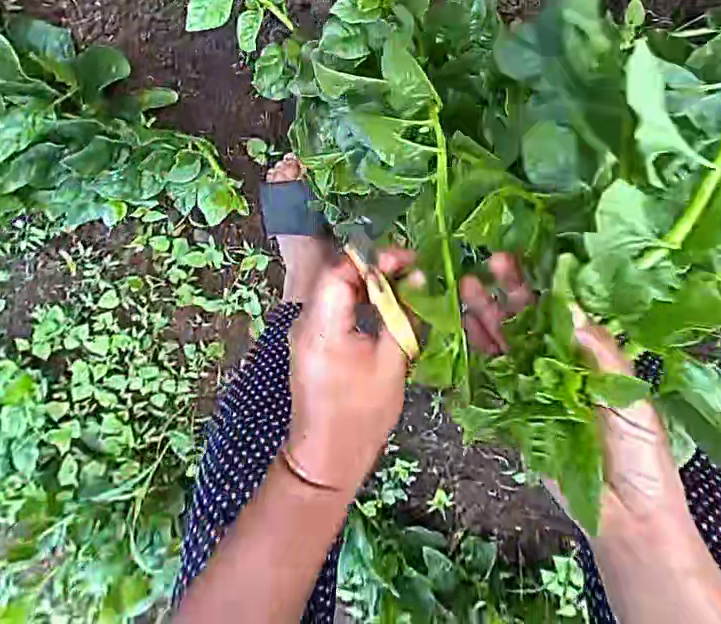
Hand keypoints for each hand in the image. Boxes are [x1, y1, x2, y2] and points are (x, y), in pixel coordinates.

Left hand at [284, 259, 407, 493]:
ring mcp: (304, 331)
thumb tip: (416, 277)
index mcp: (323, 329)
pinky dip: (359, 297)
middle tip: (410, 267)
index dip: (373, 259)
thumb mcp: (391, 363)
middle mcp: (306, 323)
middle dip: (374, 266)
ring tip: (403, 280)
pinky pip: (334, 305)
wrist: (326, 460)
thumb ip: (402, 315)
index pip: (339, 272)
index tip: (405, 259)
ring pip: (335, 287)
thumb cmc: (362, 416)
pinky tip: (384, 302)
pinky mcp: (310, 340)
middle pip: (337, 276)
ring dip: (368, 280)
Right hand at [379, 250, 689, 537]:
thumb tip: (569, 305)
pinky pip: (495, 380)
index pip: (558, 309)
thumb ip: (600, 351)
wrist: (629, 519)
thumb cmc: (641, 453)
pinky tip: (465, 330)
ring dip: (487, 315)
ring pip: (506, 344)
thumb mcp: (630, 395)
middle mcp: (558, 363)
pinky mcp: (518, 416)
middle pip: (527, 321)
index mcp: (587, 352)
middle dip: (508, 292)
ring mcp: (535, 388)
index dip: (539, 283)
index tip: (522, 258)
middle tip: (490, 264)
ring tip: (468, 288)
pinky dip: (478, 355)